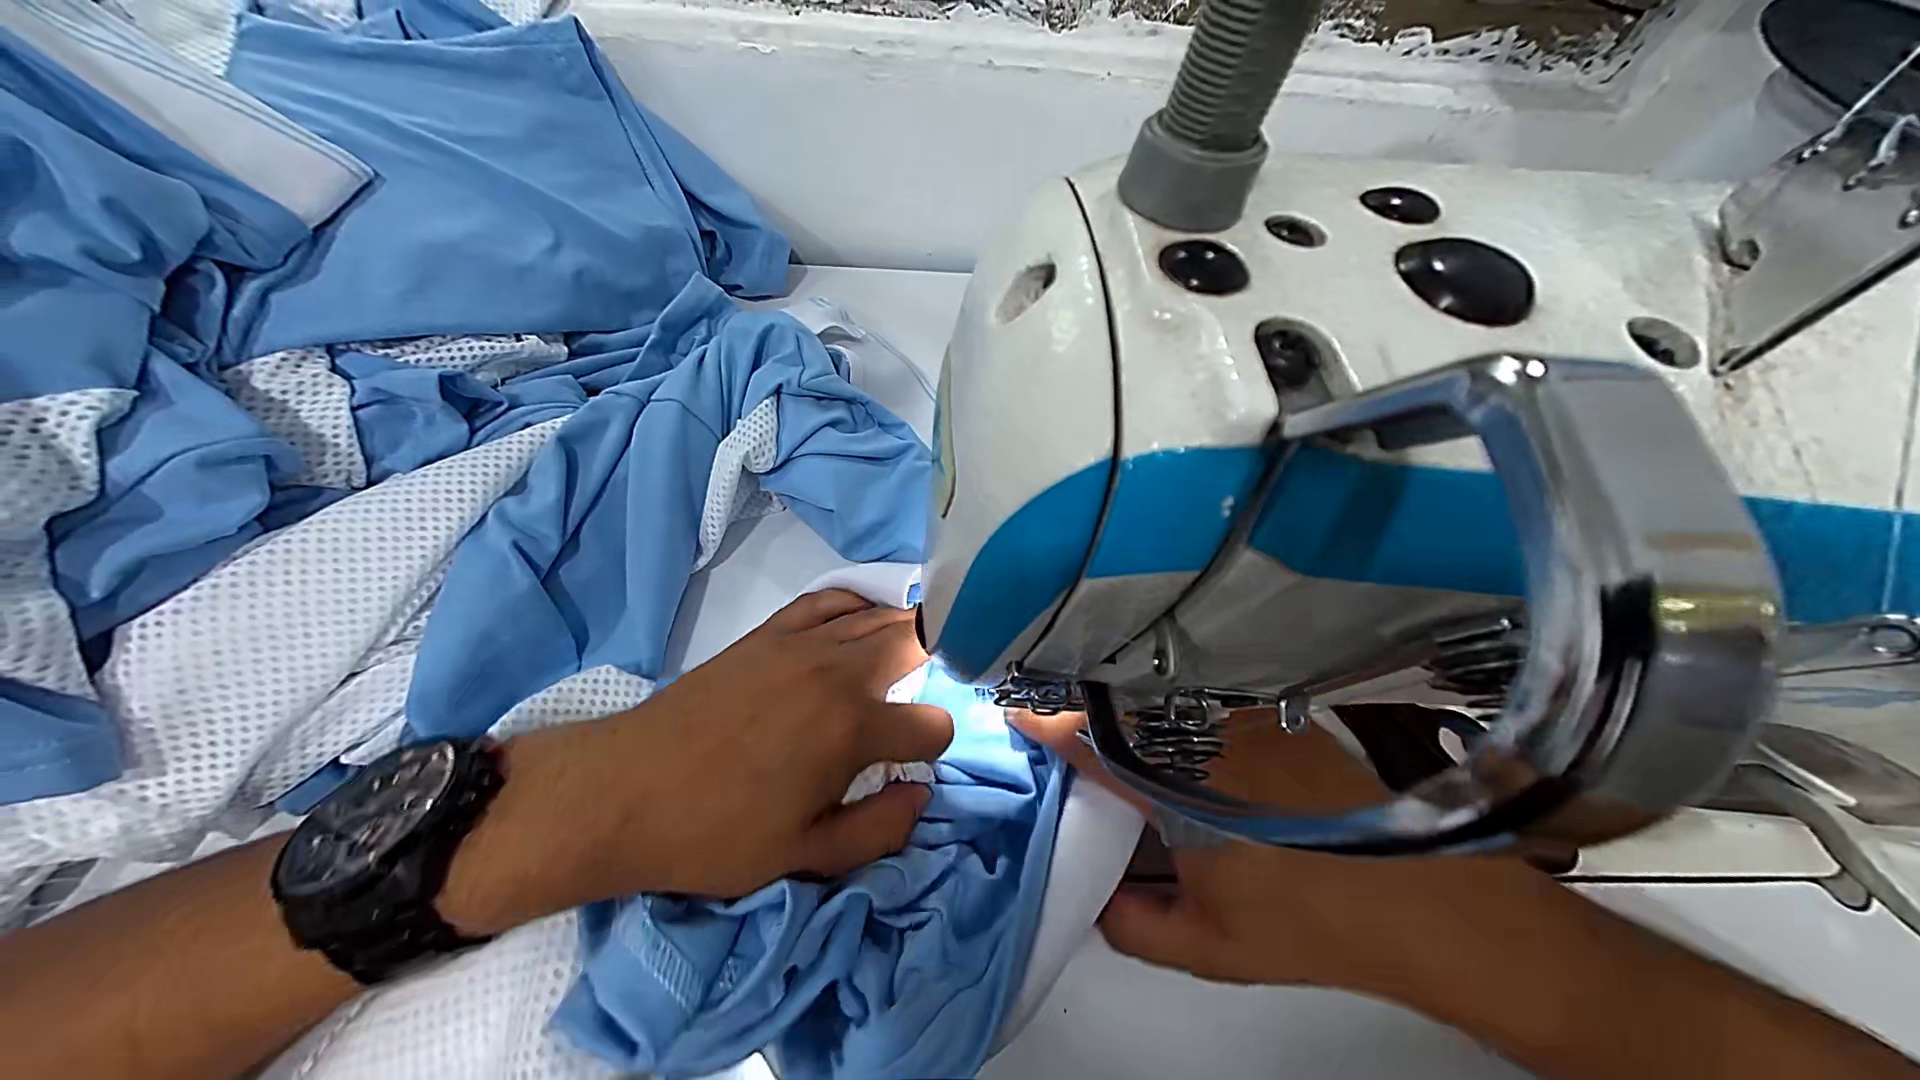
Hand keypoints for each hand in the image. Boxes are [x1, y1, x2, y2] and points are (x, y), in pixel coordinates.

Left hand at [442, 590, 953, 931]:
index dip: (934, 748)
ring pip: (878, 616)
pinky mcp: (770, 632)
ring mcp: (802, 643)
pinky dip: (857, 606)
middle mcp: (837, 673)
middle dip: (937, 666)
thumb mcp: (804, 856)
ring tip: (909, 658)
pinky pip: (830, 600)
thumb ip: (880, 830)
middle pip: (916, 644)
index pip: (932, 726)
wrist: (625, 790)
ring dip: (905, 634)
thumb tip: (921, 794)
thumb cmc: (715, 833)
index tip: (914, 762)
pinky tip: (859, 624)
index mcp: (851, 730)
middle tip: (926, 695)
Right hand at [1008, 708, 1550, 998]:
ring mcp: (1239, 717)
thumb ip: (1131, 926)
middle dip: (1077, 709)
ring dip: (1122, 704)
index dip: (1044, 722)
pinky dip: (1167, 707)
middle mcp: (1200, 736)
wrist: (1424, 901)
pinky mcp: (1271, 714)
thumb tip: (1094, 896)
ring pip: (1158, 697)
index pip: (1088, 741)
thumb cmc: (1308, 925)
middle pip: (1117, 705)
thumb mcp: (1207, 946)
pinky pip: (1198, 701)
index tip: (1013, 710)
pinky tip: (1172, 730)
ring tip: (1107, 725)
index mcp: (1173, 785)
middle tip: (1056, 724)